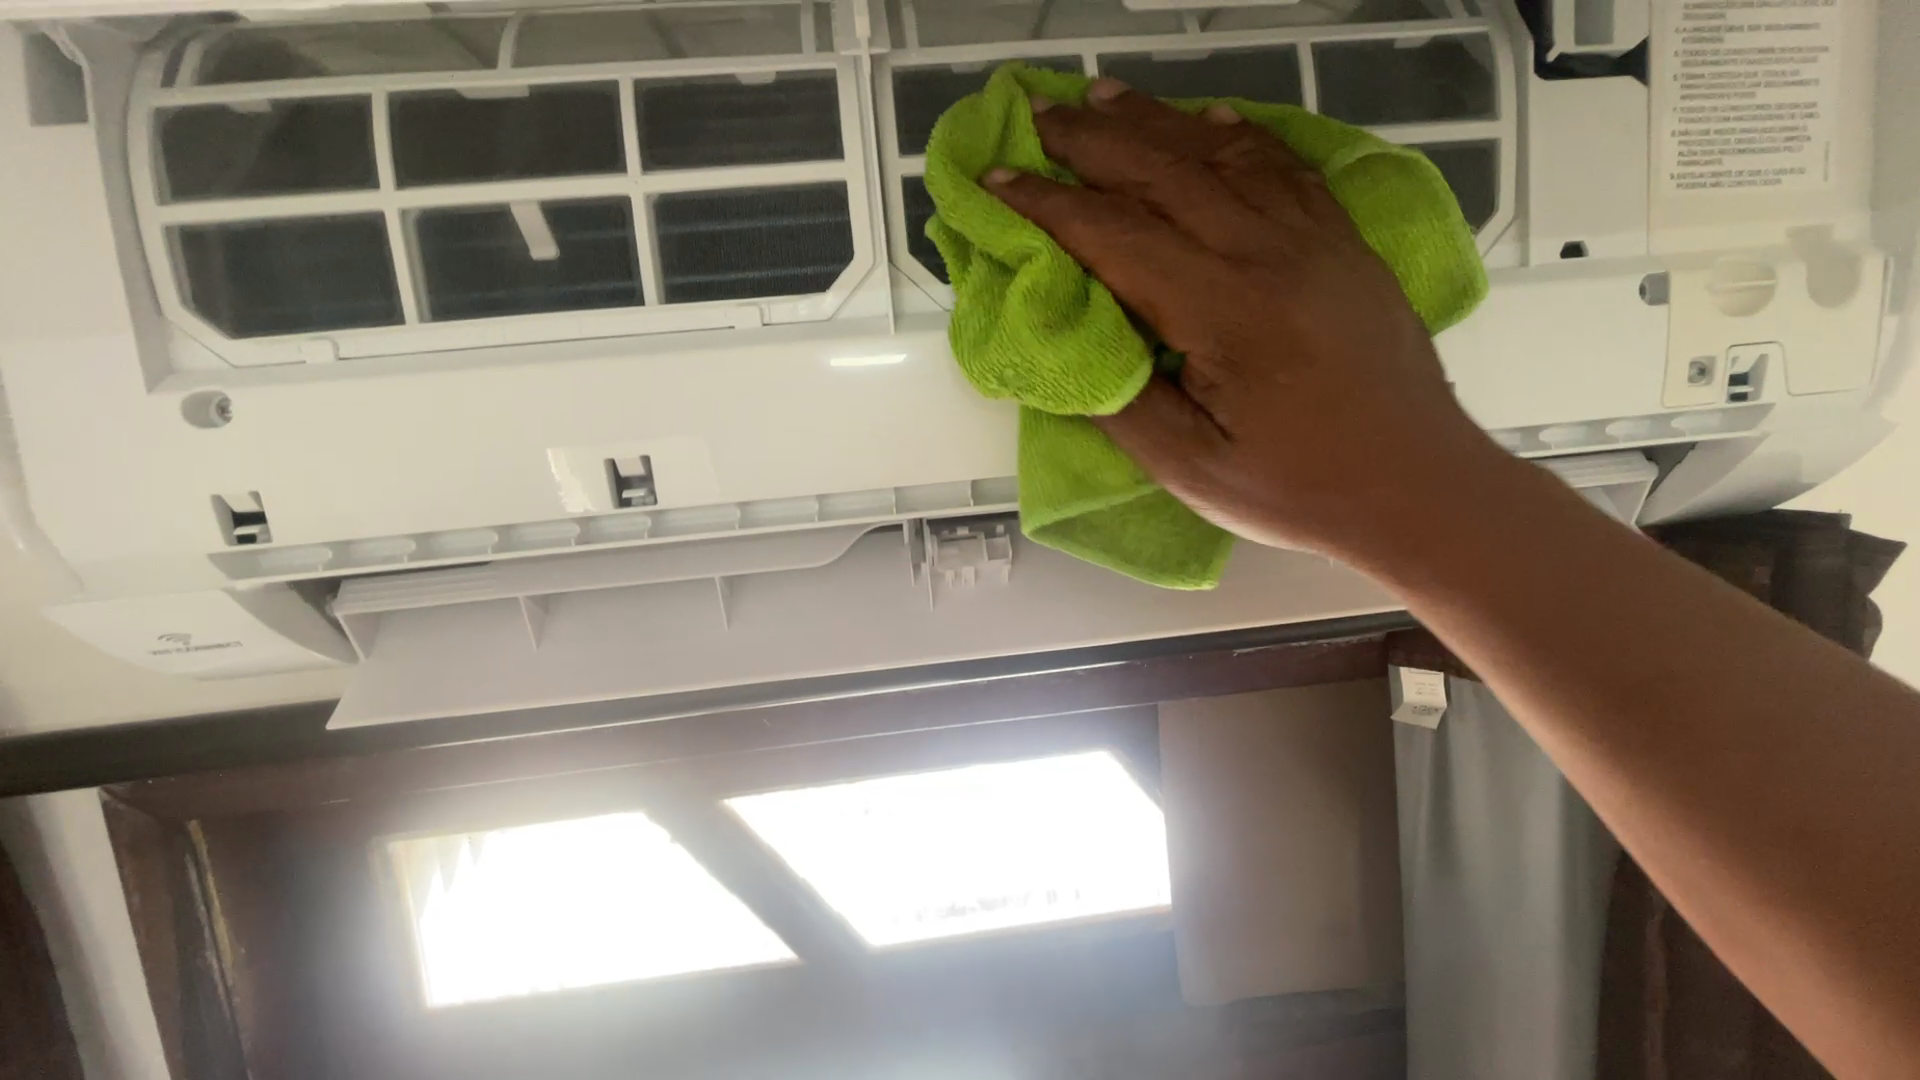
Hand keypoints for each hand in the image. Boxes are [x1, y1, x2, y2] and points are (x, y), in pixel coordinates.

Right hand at [984, 79, 1513, 564]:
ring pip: (1222, 156)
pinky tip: (1208, 119)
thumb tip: (1065, 342)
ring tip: (1100, 96)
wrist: (1416, 487)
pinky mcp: (1343, 244)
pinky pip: (1284, 168)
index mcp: (1228, 311)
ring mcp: (1316, 240)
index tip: (998, 181)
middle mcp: (1273, 254)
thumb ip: (1120, 400)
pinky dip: (1236, 134)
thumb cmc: (1296, 490)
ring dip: (1154, 121)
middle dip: (1090, 142)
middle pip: (1166, 174)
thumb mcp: (1190, 467)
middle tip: (1034, 116)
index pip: (1118, 237)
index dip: (1050, 207)